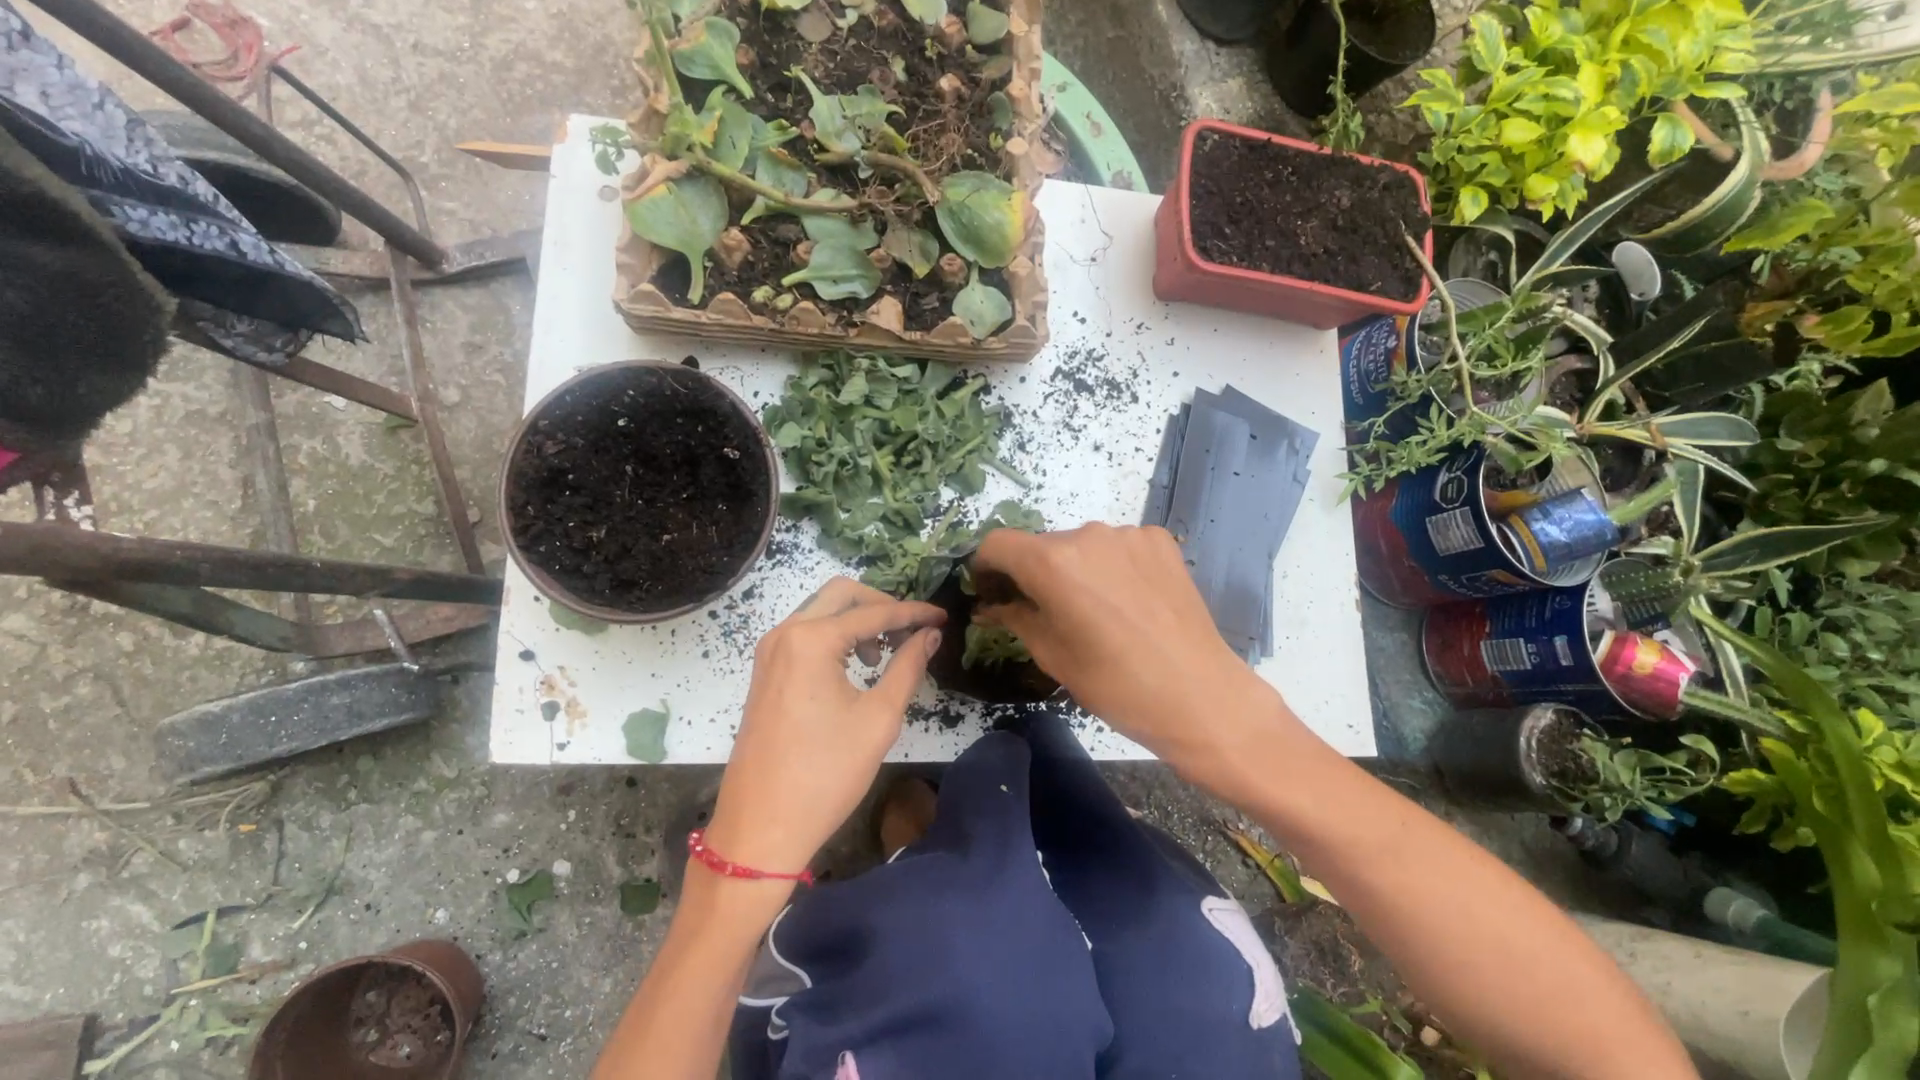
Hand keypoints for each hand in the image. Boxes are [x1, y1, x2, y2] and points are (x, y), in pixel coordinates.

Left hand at [703, 578, 944, 882]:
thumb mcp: (879, 718)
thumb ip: (907, 667)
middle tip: (913, 631)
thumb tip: (930, 634)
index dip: (912, 612)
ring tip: (884, 656)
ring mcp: (768, 653)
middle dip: (881, 605)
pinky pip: (804, 636)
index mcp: (810, 640)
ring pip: (820, 613)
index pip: (872, 611)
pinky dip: (835, 639)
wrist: (763, 825)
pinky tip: (856, 668)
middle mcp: (784, 634)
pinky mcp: (764, 673)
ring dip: (856, 621)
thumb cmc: (826, 774)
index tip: (943, 616)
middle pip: (840, 595)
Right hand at [973, 524, 1299, 774]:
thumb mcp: (1053, 655)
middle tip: (1040, 612)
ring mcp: (1128, 535)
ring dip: (1074, 570)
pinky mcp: (1160, 542)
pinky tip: (1125, 603)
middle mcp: (1087, 535)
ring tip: (1092, 612)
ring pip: (1082, 546)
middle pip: (1041, 545)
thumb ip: (1016, 618)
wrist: (1198, 696)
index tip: (989, 593)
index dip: (984, 567)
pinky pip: (1118, 548)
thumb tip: (989, 607)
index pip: (997, 545)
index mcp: (1052, 562)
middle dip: (1032, 574)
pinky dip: (1110, 567)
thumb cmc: (1115, 685)